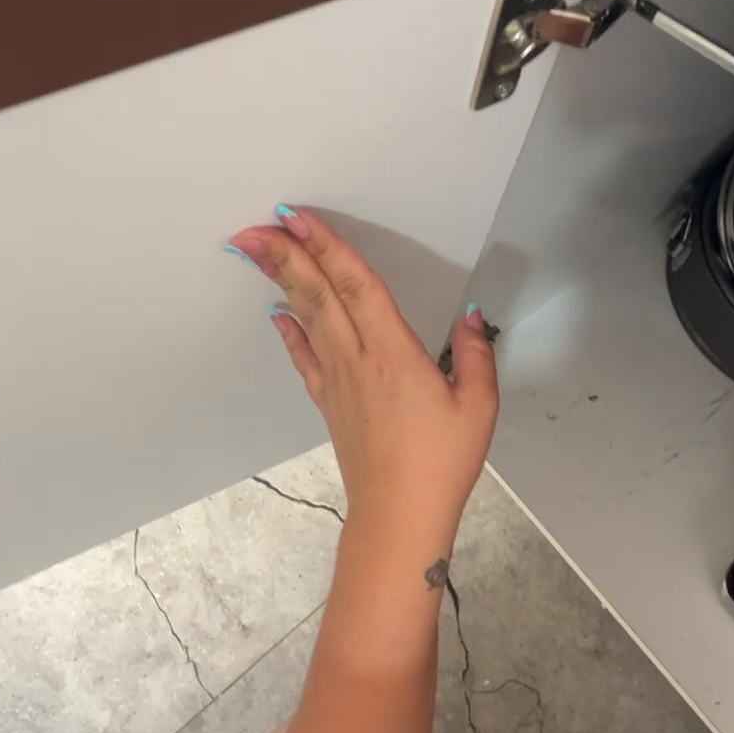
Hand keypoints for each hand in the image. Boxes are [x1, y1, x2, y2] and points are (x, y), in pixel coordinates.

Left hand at [228, 207, 498, 543]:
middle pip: (318, 296)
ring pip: (306, 320)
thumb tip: (471, 317)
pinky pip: (305, 359)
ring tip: (256, 254)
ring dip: (282, 283)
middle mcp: (357, 360)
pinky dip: (290, 333)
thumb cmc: (440, 463)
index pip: (356, 286)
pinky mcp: (330, 405)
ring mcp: (338, 383)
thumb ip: (474, 355)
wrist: (398, 514)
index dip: (327, 247)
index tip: (298, 218)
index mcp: (394, 353)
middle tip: (256, 225)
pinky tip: (276, 314)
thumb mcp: (477, 406)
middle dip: (286, 256)